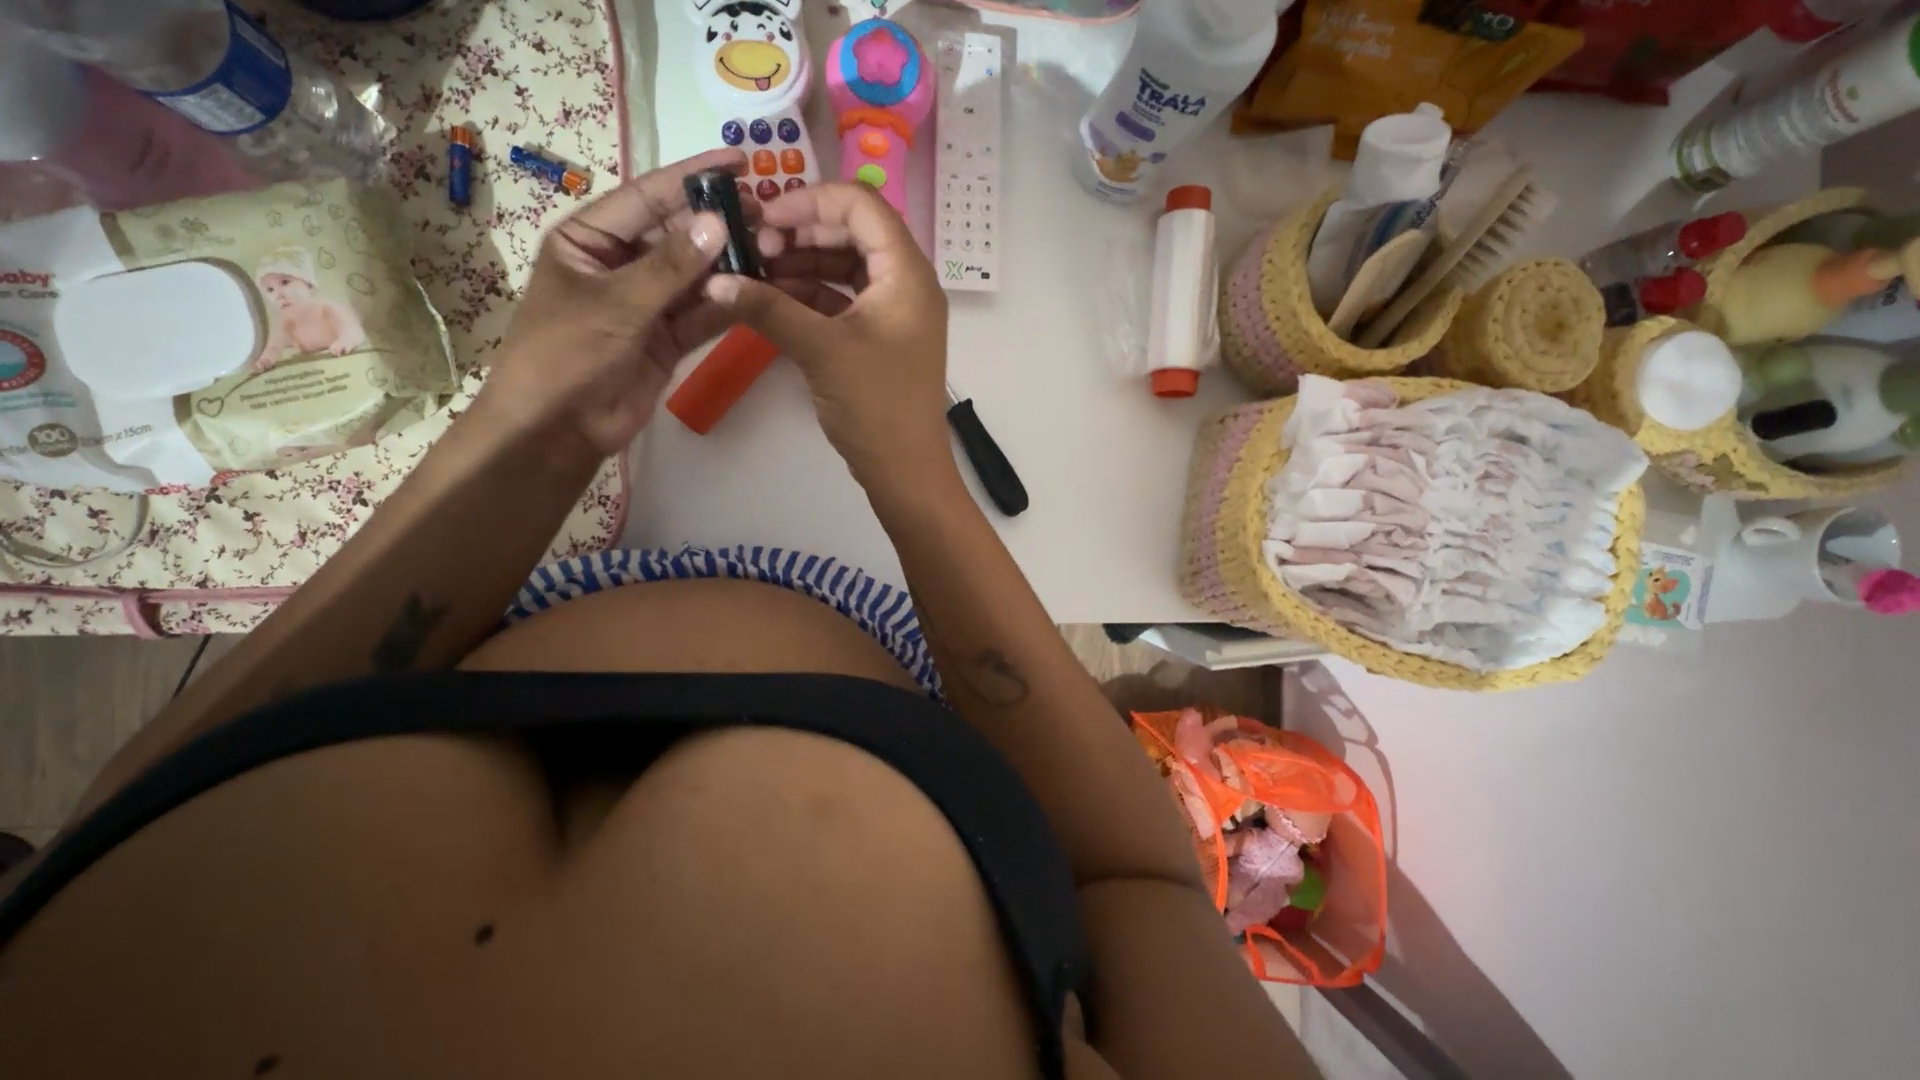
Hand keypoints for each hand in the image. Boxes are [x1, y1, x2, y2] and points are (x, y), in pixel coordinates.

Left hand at [477, 148, 764, 457]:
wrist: (557, 430)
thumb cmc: (566, 353)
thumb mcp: (616, 303)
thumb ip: (670, 266)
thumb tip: (717, 222)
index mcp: (588, 239)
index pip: (645, 198)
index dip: (690, 179)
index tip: (738, 163)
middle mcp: (620, 264)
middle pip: (676, 236)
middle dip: (719, 225)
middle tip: (769, 214)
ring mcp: (646, 303)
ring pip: (696, 276)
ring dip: (731, 266)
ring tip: (775, 251)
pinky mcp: (668, 339)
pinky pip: (703, 313)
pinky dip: (728, 303)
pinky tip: (762, 290)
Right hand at [704, 182, 954, 489]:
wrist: (905, 469)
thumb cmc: (875, 404)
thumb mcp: (820, 349)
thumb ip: (769, 308)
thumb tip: (717, 281)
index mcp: (906, 272)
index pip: (862, 205)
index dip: (810, 202)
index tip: (764, 218)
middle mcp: (906, 282)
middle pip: (853, 232)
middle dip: (801, 232)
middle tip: (753, 248)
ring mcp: (894, 310)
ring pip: (845, 266)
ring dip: (802, 263)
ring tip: (754, 273)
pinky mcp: (879, 336)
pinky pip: (843, 298)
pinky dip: (810, 294)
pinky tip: (771, 299)